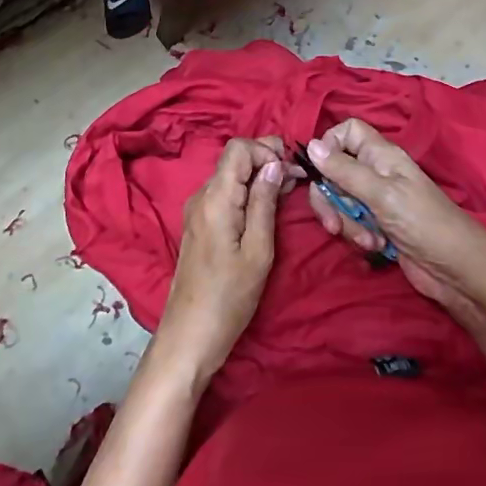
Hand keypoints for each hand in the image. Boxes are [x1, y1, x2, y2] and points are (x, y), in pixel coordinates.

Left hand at [156, 136, 294, 378]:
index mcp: (215, 198)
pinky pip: (225, 194)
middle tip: (296, 182)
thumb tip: (275, 165)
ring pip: (231, 175)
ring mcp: (197, 210)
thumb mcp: (258, 251)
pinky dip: (247, 193)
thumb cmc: (229, 298)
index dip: (267, 150)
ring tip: (286, 196)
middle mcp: (201, 196)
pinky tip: (265, 210)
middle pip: (235, 159)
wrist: (189, 337)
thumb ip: (265, 203)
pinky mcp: (199, 224)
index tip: (291, 172)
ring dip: (259, 178)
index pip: (238, 148)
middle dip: (267, 162)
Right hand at [305, 119, 485, 312]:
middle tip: (334, 222)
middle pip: (335, 171)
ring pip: (341, 201)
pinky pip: (352, 223)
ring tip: (367, 240)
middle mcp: (377, 173)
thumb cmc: (423, 223)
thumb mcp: (381, 194)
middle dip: (330, 198)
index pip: (347, 132)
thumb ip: (345, 170)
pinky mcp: (378, 226)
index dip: (329, 146)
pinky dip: (358, 236)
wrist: (456, 270)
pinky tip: (375, 248)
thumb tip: (311, 146)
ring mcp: (377, 201)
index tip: (320, 171)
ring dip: (346, 223)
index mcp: (381, 155)